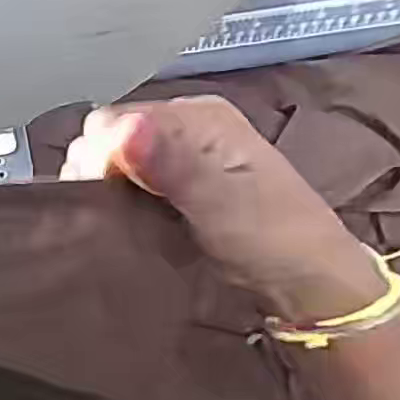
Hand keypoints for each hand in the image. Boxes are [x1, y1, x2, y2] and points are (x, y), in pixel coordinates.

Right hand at [62, 95, 383, 321]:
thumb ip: (173, 163)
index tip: (105, 196)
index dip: (98, 156)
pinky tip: (123, 223)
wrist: (303, 283)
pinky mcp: (168, 187)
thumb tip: (123, 129)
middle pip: (105, 139)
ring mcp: (174, 158)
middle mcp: (181, 128)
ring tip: (117, 222)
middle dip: (96, 173)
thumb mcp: (222, 201)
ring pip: (108, 163)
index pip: (111, 122)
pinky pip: (121, 184)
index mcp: (196, 116)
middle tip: (112, 214)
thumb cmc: (271, 240)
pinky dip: (112, 202)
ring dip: (101, 191)